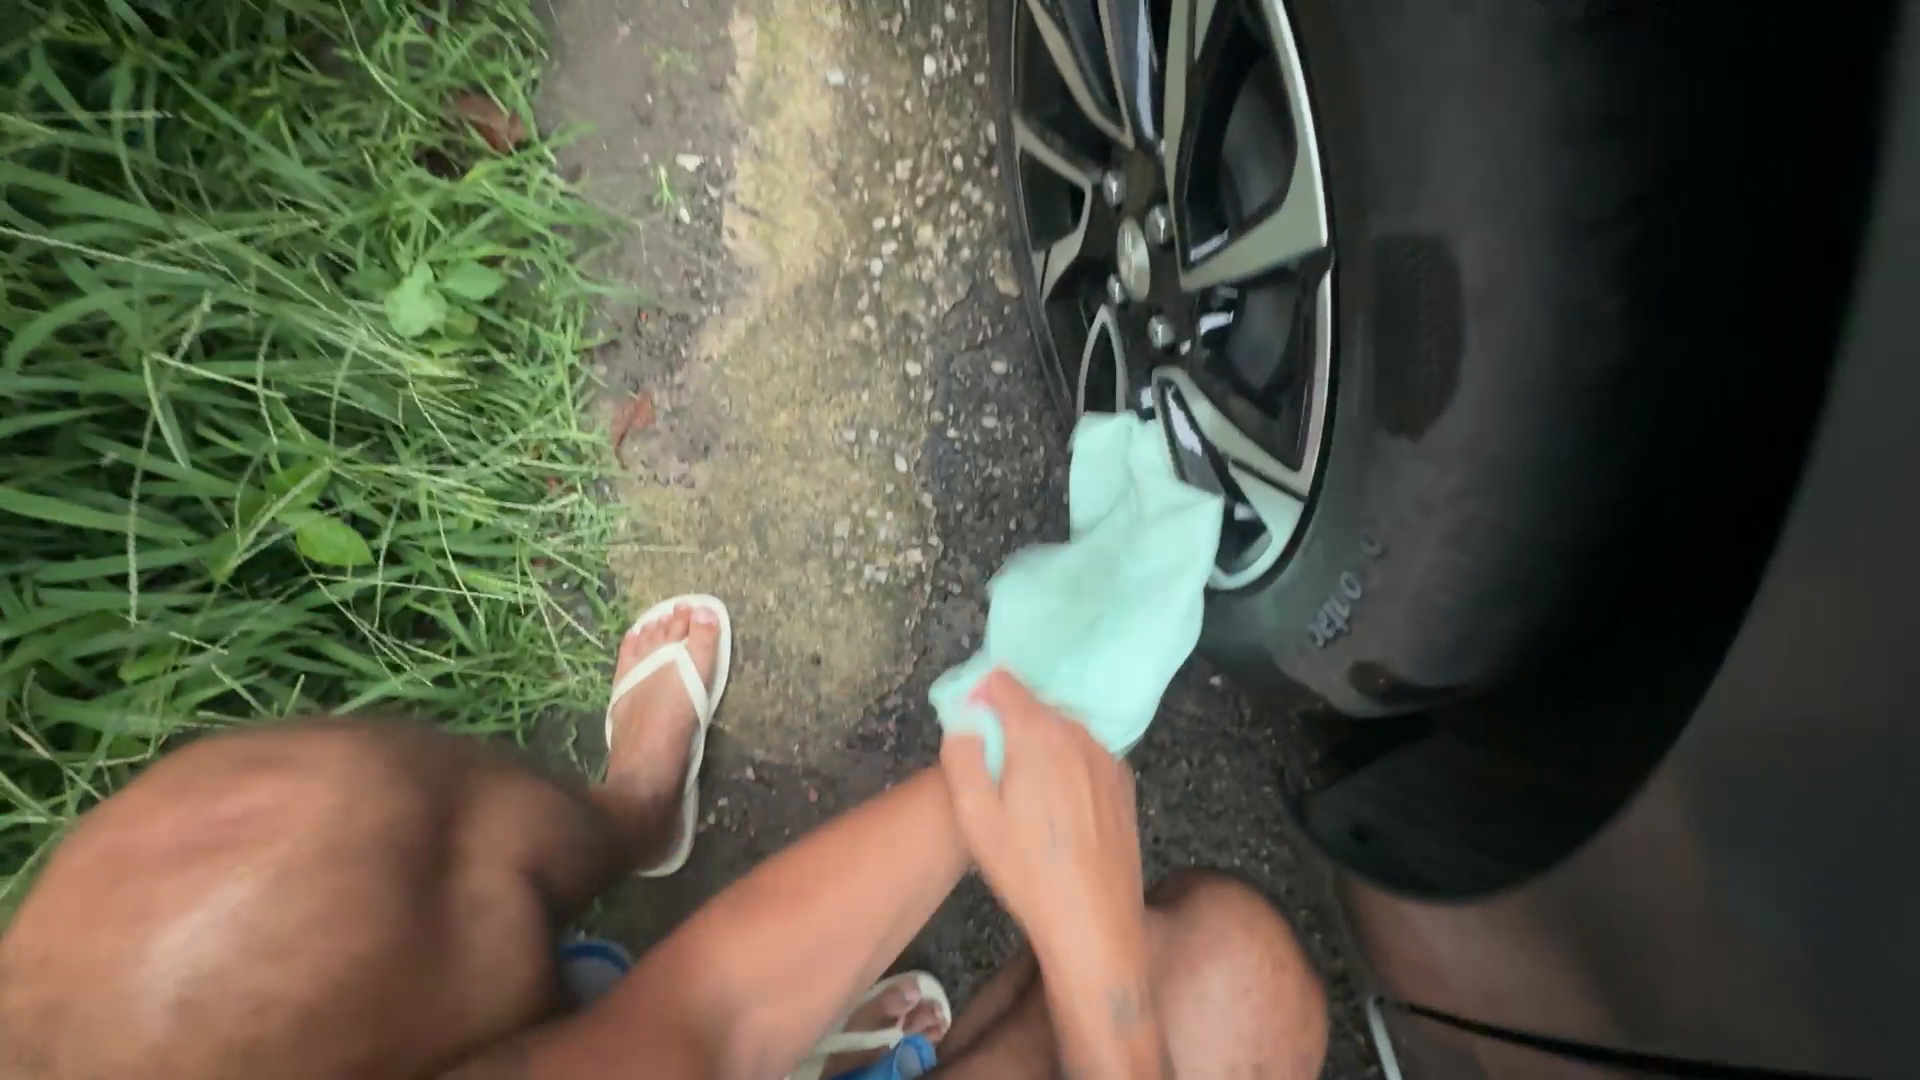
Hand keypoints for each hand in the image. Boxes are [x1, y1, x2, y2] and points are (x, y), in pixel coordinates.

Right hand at [939, 670, 1146, 963]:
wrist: (1095, 923)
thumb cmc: (1026, 871)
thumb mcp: (974, 816)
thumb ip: (961, 754)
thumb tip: (964, 718)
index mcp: (1039, 733)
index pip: (1004, 682)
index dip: (981, 694)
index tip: (970, 723)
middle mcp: (1077, 731)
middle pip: (1034, 703)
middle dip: (1008, 720)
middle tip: (992, 763)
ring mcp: (1106, 754)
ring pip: (1061, 727)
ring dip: (1039, 740)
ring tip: (1025, 789)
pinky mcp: (1123, 779)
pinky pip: (1084, 751)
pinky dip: (1067, 760)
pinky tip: (1059, 804)